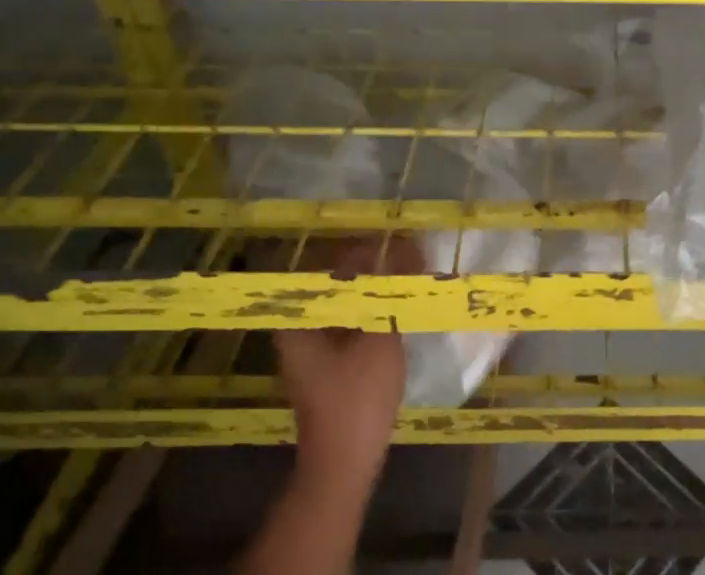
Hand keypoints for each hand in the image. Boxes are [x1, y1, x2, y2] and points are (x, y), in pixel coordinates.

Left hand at [271, 237, 420, 474]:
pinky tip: (395, 309)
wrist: (344, 462)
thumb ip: (392, 290)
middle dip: (368, 267)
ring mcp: (309, 348)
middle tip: (405, 257)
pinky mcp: (325, 364)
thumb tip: (408, 247)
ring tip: (405, 277)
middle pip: (331, 282)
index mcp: (298, 317)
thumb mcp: (380, 336)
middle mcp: (296, 327)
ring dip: (372, 288)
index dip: (360, 249)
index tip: (393, 242)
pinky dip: (370, 310)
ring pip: (341, 302)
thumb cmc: (357, 396)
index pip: (325, 264)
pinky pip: (347, 322)